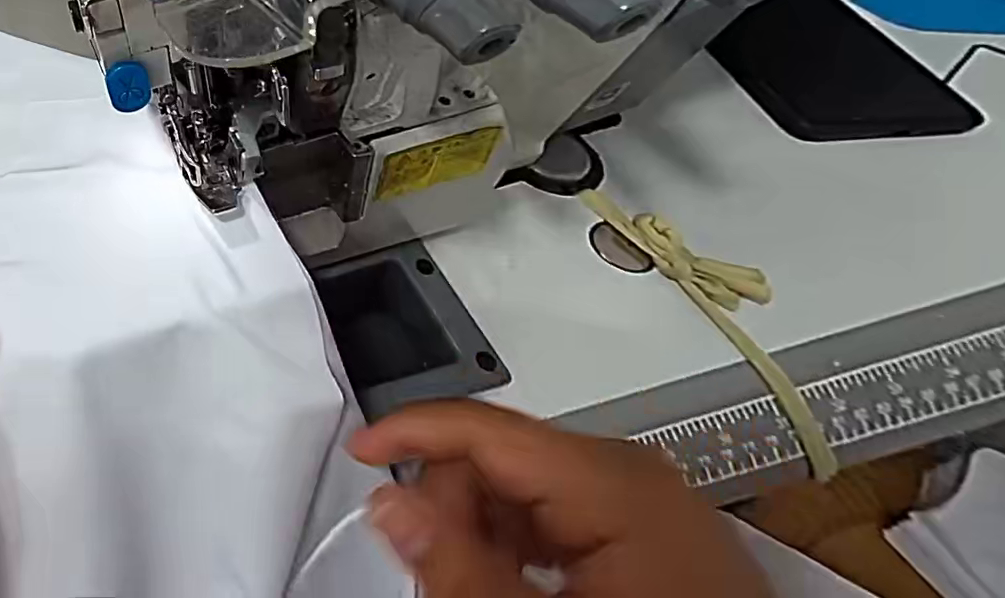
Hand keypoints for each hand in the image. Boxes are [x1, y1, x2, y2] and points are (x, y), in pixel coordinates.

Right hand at [349, 400, 771, 597]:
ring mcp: (641, 494)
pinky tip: (512, 579)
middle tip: (435, 557)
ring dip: (478, 522)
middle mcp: (629, 470)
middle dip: (448, 498)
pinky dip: (515, 536)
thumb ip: (462, 560)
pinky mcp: (643, 521)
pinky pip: (550, 505)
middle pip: (491, 451)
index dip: (406, 431)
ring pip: (515, 479)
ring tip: (474, 577)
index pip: (477, 424)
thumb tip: (389, 503)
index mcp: (613, 476)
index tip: (361, 448)